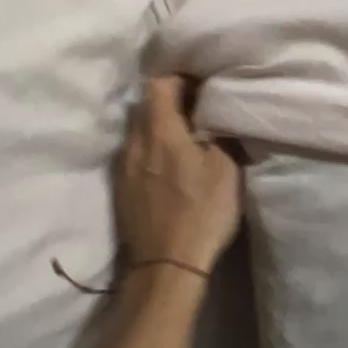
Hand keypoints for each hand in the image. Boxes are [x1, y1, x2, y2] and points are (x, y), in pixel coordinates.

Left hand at [116, 77, 243, 273]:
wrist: (167, 266)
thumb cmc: (201, 213)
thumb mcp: (226, 169)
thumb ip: (221, 134)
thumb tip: (219, 115)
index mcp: (159, 132)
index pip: (159, 84)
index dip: (182, 81)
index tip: (204, 91)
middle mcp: (134, 144)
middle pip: (146, 107)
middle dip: (171, 104)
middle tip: (199, 115)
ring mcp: (123, 168)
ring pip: (140, 133)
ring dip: (161, 131)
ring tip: (187, 144)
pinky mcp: (121, 190)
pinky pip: (135, 157)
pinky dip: (152, 153)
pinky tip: (171, 170)